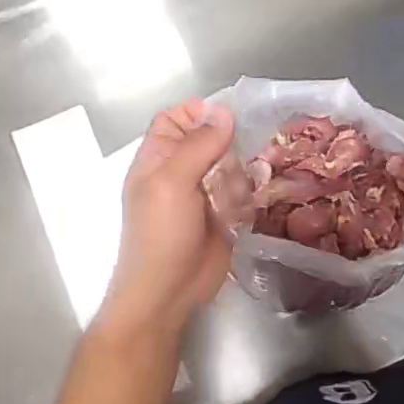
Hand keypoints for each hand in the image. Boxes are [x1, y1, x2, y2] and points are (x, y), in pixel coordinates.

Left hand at [98, 101, 234, 338]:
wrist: (168, 291)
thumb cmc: (161, 235)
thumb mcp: (173, 181)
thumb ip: (199, 144)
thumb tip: (223, 111)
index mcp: (157, 158)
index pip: (177, 119)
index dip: (199, 115)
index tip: (227, 122)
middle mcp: (180, 173)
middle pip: (212, 142)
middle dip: (229, 150)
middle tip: (235, 167)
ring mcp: (203, 197)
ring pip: (232, 169)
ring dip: (240, 179)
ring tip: (233, 200)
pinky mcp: (223, 219)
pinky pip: (242, 197)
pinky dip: (246, 201)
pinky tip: (241, 214)